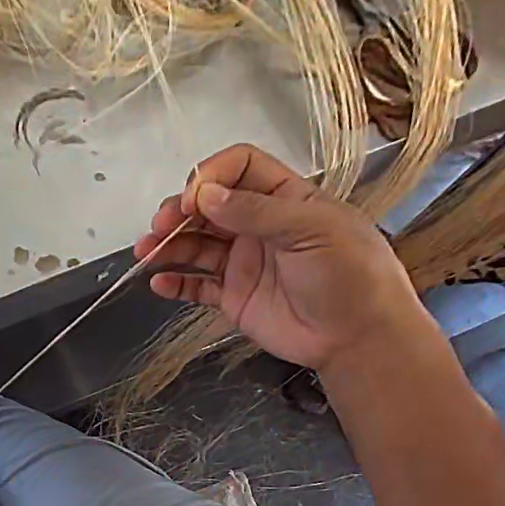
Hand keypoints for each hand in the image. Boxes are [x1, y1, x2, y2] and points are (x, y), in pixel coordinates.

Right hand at [132, 143, 438, 373]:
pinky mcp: (235, 298)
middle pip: (208, 207)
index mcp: (283, 198)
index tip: (193, 200)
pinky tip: (159, 283)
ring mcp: (244, 263)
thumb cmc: (348, 273)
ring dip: (169, 246)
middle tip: (161, 228)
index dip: (211, 177)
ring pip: (197, 246)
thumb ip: (256, 211)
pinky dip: (177, 284)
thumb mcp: (310, 228)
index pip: (238, 169)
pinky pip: (198, 286)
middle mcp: (258, 226)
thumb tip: (205, 195)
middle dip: (180, 212)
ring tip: (147, 254)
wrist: (357, 336)